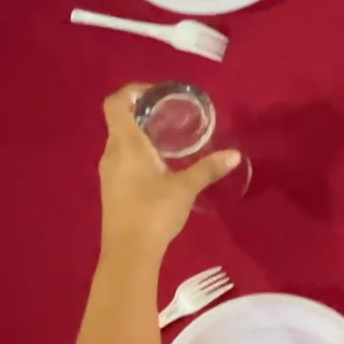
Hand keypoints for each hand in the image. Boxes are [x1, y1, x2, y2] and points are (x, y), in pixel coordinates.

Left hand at [98, 82, 241, 256]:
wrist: (129, 252)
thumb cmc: (154, 213)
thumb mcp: (186, 188)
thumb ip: (208, 168)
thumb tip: (235, 154)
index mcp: (127, 144)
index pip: (116, 103)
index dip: (134, 91)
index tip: (159, 95)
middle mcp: (112, 152)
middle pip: (121, 120)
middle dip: (146, 113)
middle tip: (174, 117)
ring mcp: (109, 172)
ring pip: (122, 141)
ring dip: (143, 135)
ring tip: (171, 141)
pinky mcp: (112, 188)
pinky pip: (123, 159)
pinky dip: (140, 154)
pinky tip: (161, 167)